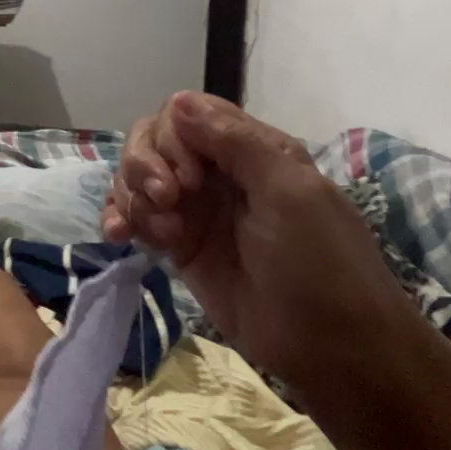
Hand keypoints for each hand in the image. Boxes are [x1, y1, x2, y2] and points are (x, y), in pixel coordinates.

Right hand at [103, 92, 414, 389]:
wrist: (332, 351)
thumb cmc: (320, 266)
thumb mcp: (290, 194)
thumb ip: (236, 142)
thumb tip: (178, 98)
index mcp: (253, 150)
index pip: (187, 114)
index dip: (173, 138)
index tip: (188, 179)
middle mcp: (218, 171)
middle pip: (152, 140)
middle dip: (145, 166)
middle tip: (166, 202)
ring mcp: (195, 209)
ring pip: (137, 176)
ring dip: (132, 195)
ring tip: (158, 233)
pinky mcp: (178, 245)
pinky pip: (133, 216)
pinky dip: (118, 218)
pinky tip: (118, 236)